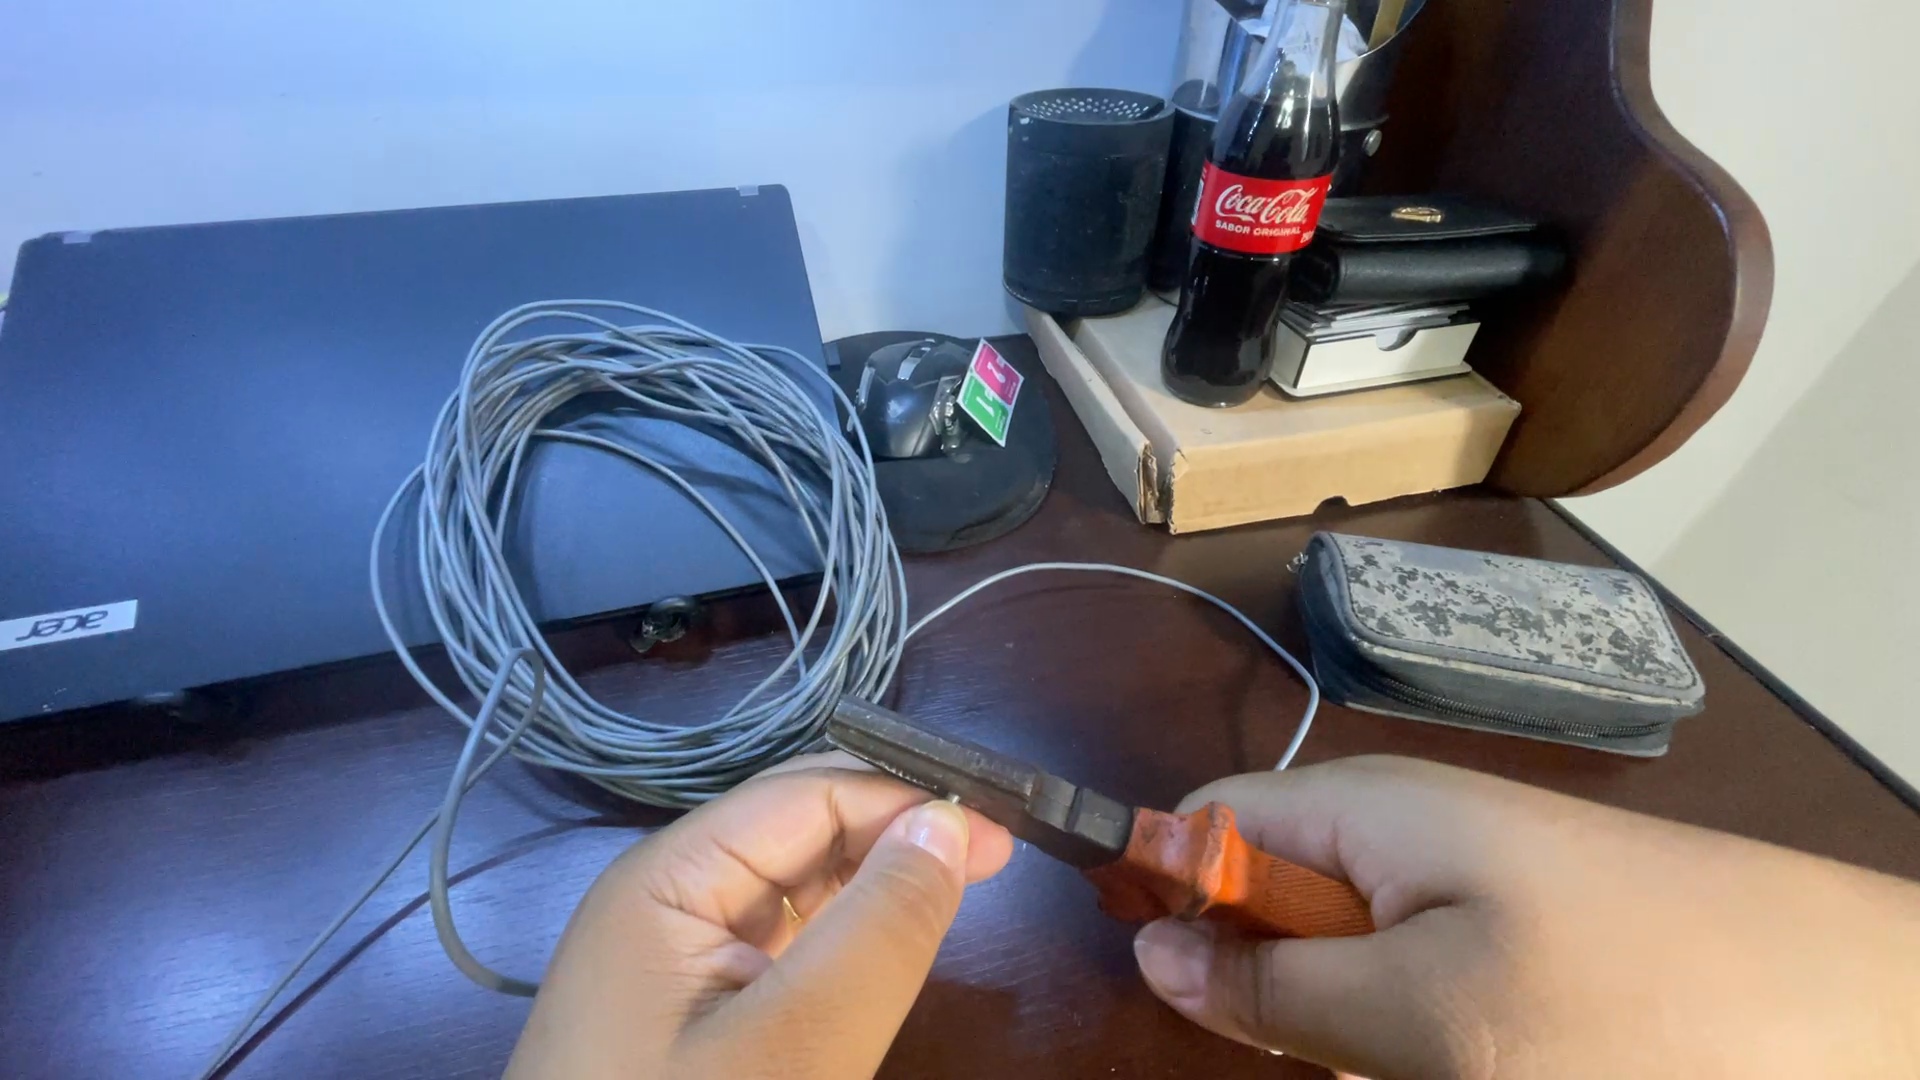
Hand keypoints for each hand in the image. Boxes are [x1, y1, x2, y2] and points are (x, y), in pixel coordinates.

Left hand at [506, 754, 1012, 1078]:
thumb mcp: (797, 1048)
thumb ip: (879, 926)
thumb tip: (947, 822)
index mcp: (673, 875)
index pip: (808, 796)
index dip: (902, 801)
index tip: (995, 835)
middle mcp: (674, 891)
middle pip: (802, 824)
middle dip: (895, 827)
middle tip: (992, 853)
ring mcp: (684, 946)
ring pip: (801, 875)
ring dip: (879, 872)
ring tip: (958, 879)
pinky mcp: (702, 997)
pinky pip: (790, 932)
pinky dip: (850, 926)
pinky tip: (893, 930)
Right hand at [1132, 756, 1919, 1079]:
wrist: (1880, 1010)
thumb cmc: (1633, 1007)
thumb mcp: (1431, 1019)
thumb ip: (1275, 985)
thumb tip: (1149, 951)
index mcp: (1355, 806)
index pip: (1208, 818)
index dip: (1176, 885)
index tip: (1182, 979)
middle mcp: (1388, 814)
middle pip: (1268, 879)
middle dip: (1277, 968)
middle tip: (1345, 1048)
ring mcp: (1450, 857)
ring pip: (1337, 930)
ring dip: (1349, 1005)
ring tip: (1425, 1062)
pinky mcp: (1500, 901)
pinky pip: (1407, 949)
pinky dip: (1410, 1012)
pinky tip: (1474, 1058)